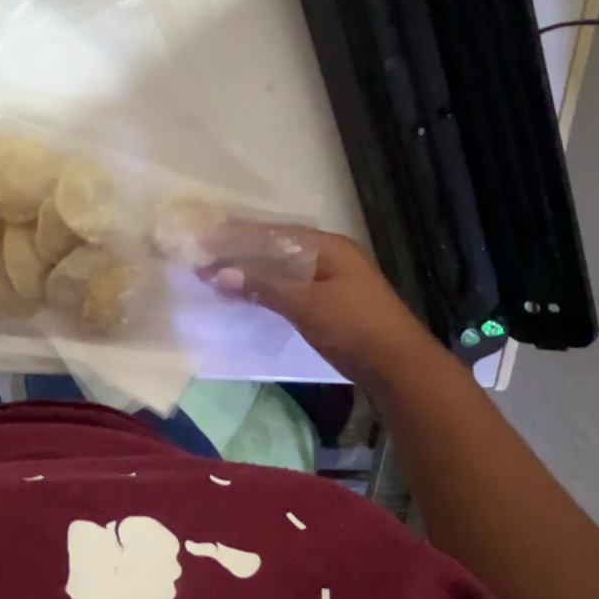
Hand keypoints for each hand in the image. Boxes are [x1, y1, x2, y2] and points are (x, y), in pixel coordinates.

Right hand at [198, 222, 430, 382]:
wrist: (396, 365)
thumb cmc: (354, 326)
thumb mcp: (306, 303)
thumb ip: (263, 286)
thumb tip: (218, 273)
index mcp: (326, 246)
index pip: (272, 233)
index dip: (236, 236)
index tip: (203, 241)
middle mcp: (327, 256)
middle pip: (274, 248)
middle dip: (238, 254)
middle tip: (202, 260)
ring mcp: (328, 280)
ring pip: (279, 270)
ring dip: (249, 272)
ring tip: (215, 277)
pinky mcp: (326, 303)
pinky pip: (287, 288)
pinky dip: (263, 289)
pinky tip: (245, 296)